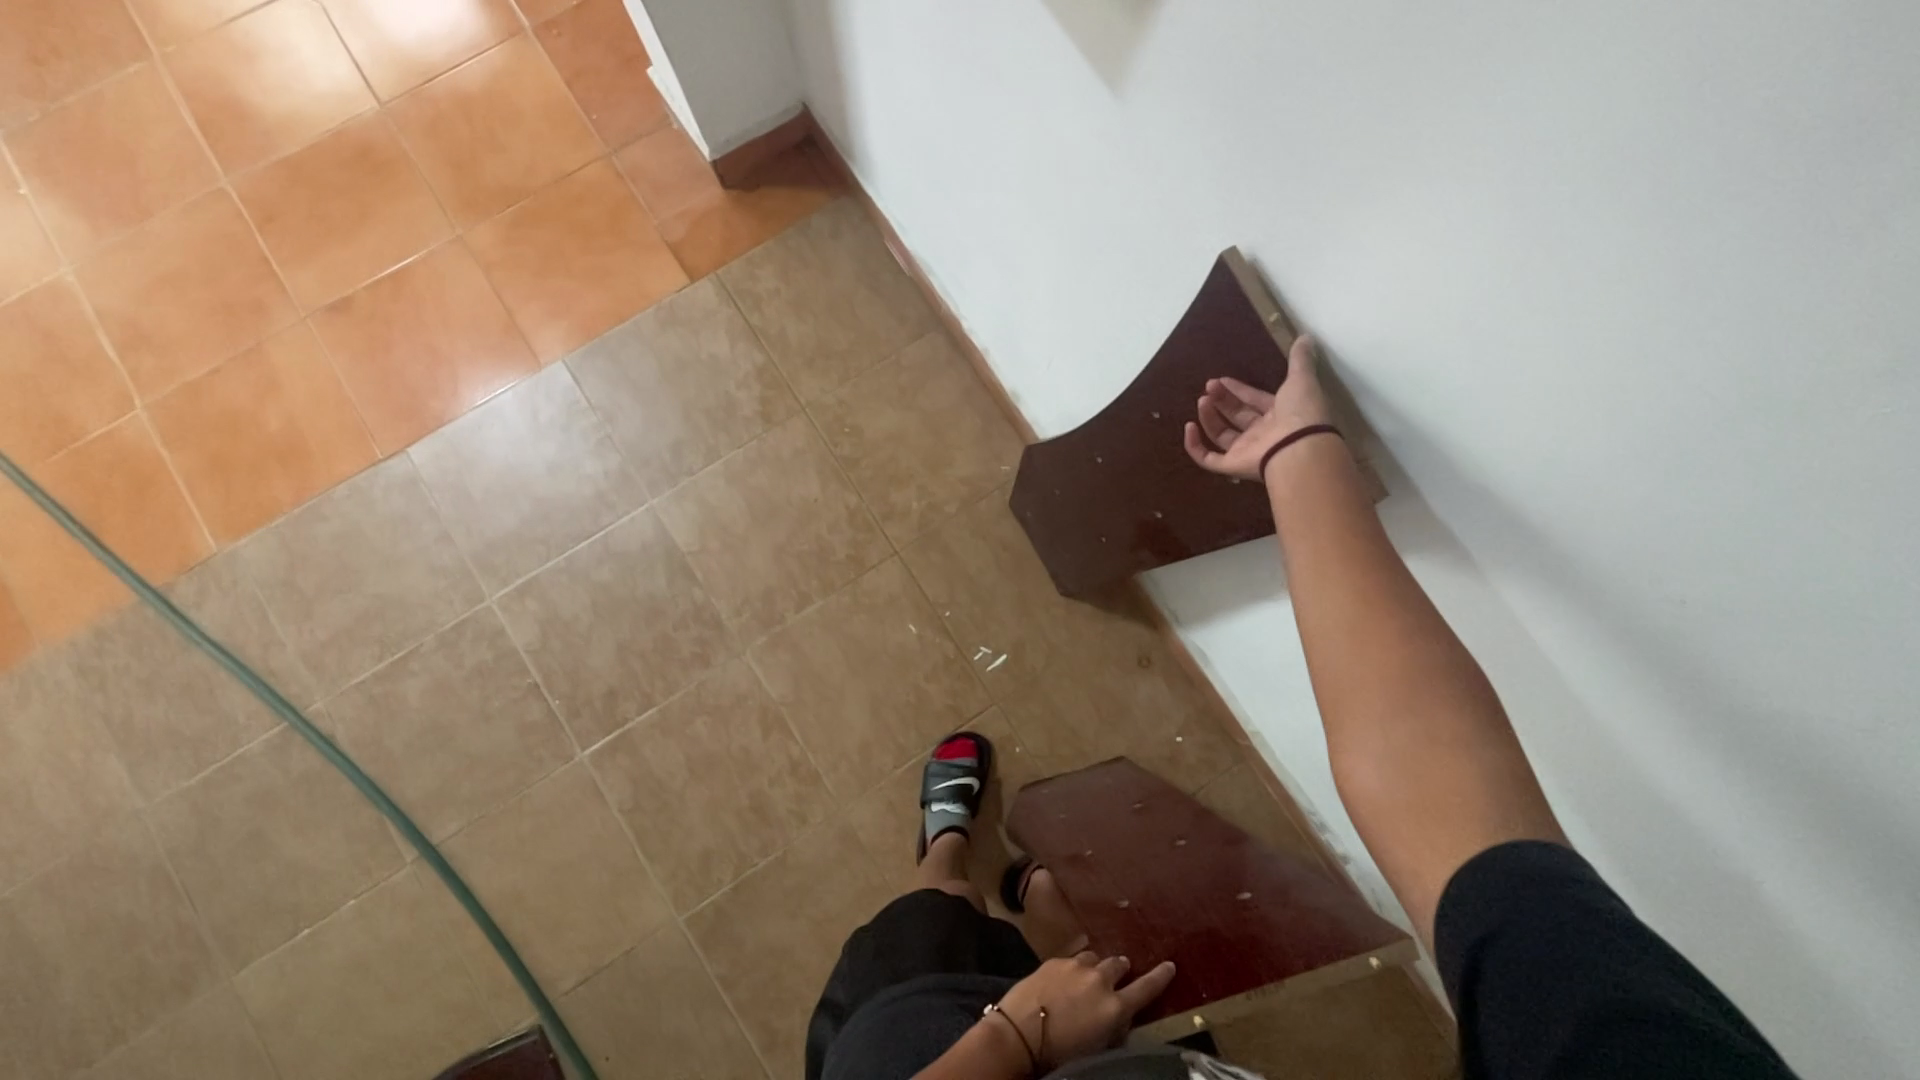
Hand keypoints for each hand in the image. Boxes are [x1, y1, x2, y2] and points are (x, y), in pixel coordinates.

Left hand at [991, 952, 1176, 1068]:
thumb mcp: (1098, 1047)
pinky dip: (1074, 968)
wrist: (1020, 1033)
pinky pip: (1072, 959)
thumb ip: (1113, 1027)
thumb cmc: (1061, 1052)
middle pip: (1118, 965)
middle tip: (1119, 975)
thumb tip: (1119, 1018)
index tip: (1170, 965)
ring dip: (1096, 966)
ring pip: (1094, 958)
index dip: (1160, 977)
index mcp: (1115, 1007)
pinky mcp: (1055, 960)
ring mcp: (1076, 966)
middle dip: (1120, 970)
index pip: (1146, 989)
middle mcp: (1100, 981)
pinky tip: (1064, 979)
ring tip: (1088, 977)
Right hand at [1183, 335, 1331, 480]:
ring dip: (1209, 417)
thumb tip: (1305, 337)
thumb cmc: (1301, 413)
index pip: (1254, 400)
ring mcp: (1246, 451)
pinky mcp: (1232, 466)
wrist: (1300, 447)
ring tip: (1202, 400)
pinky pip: (1208, 459)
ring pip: (1221, 434)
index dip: (1238, 389)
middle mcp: (1262, 434)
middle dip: (1221, 400)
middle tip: (1209, 386)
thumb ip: (1300, 360)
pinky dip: (1195, 445)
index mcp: (1279, 415)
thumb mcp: (1301, 379)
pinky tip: (1189, 427)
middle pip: (1236, 416)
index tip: (1222, 379)